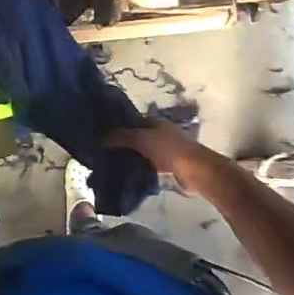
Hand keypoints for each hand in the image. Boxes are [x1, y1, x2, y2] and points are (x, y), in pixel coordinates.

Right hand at [104, 122, 228, 194]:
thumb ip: (120, 137)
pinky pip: (147, 165)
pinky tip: (125, 174)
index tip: (100, 135)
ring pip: (141, 152)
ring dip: (129, 156)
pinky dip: (137, 167)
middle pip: (136, 137)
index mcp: (155, 122)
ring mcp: (164, 150)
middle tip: (101, 151)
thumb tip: (98, 138)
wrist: (194, 170)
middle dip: (121, 143)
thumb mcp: (141, 138)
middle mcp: (160, 133)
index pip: (131, 121)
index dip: (117, 126)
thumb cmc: (169, 149)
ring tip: (109, 163)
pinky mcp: (166, 166)